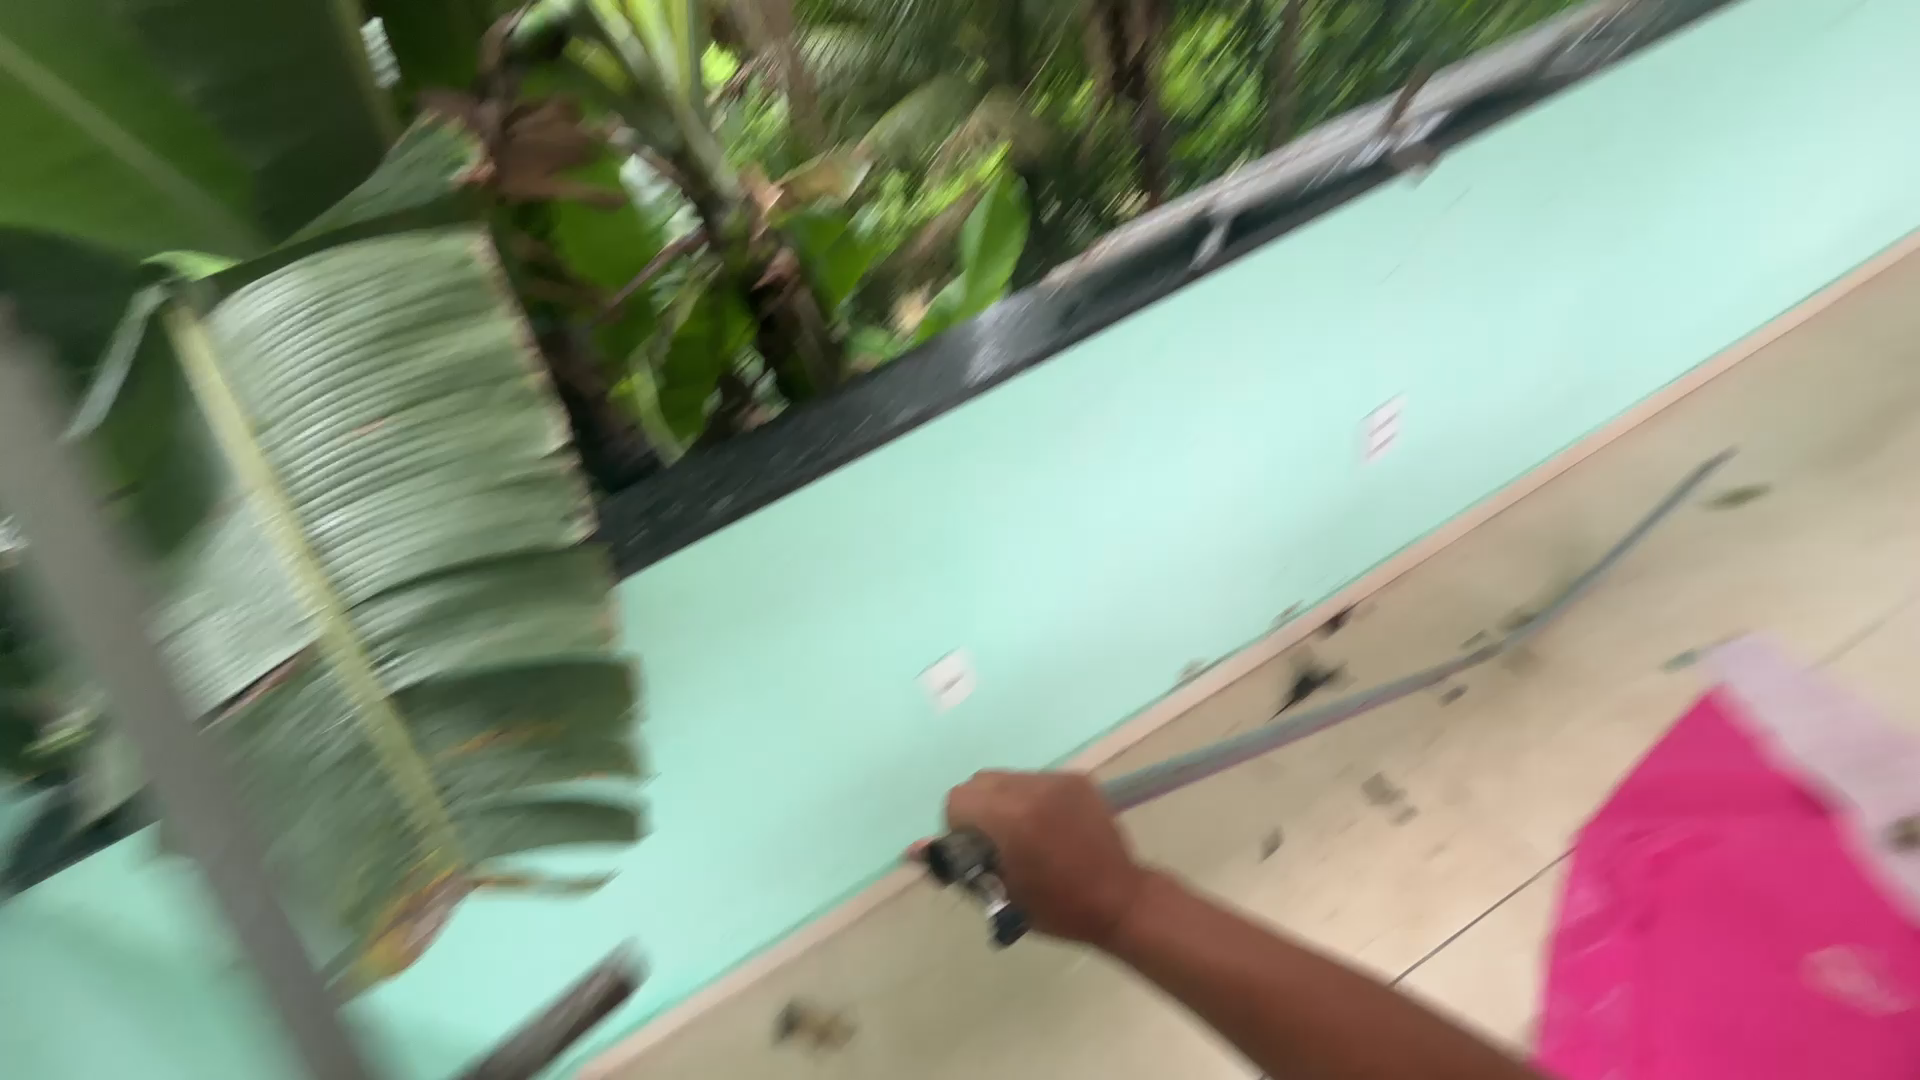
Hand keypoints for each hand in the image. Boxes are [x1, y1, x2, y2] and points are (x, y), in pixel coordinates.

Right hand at [922, 770, 1151, 947]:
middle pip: (980, 782)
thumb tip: (911, 851)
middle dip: (978, 810)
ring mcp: (1058, 780)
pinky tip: (1049, 828)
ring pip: (1007, 779)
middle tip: (996, 845)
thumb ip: (956, 867)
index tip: (978, 854)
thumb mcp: (1001, 894)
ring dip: (1003, 802)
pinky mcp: (1077, 779)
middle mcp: (1032, 788)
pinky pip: (1036, 780)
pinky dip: (1030, 799)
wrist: (1121, 901)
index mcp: (1011, 817)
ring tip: (1025, 836)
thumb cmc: (1058, 908)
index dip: (959, 828)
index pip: (958, 799)